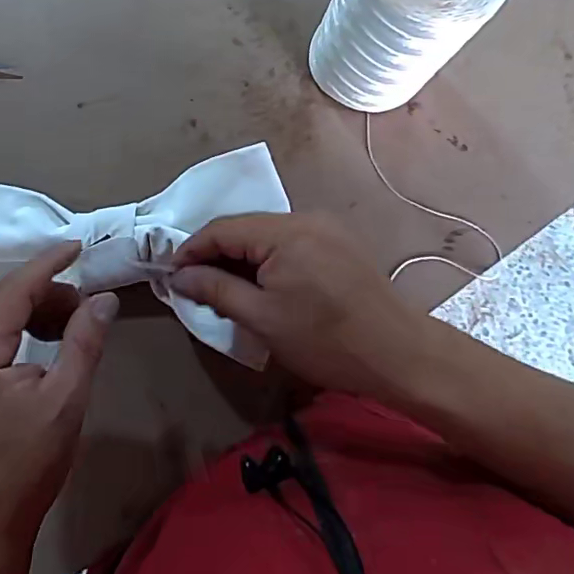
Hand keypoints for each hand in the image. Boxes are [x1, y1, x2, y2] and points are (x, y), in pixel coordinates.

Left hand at [0, 243, 117, 553]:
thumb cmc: (26, 466)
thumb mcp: (65, 400)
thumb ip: (84, 342)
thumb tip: (103, 299)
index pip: (14, 291)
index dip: (47, 264)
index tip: (77, 246)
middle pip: (6, 304)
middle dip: (49, 296)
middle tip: (88, 310)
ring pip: (1, 322)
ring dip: (39, 317)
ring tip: (74, 330)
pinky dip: (26, 336)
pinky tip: (51, 349)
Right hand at [170, 212, 428, 395]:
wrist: (402, 355)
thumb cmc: (326, 340)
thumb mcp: (262, 319)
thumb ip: (216, 290)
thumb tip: (179, 276)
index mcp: (283, 232)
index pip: (221, 229)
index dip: (191, 250)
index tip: (172, 275)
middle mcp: (303, 218)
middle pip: (244, 228)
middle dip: (215, 254)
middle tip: (195, 285)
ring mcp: (324, 228)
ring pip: (265, 235)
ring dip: (240, 258)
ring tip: (224, 288)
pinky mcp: (338, 242)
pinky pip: (288, 242)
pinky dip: (266, 259)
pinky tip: (261, 284)